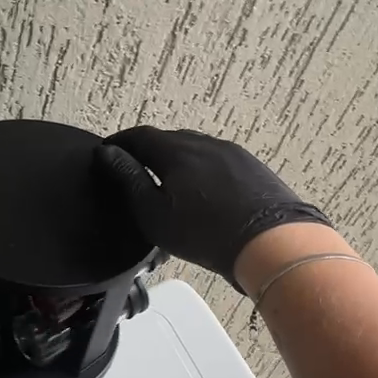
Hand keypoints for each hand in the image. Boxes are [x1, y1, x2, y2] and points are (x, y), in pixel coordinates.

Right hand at [96, 126, 331, 291]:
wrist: (270, 242)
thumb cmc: (204, 232)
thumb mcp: (153, 212)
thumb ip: (128, 179)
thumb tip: (107, 153)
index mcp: (176, 151)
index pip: (139, 136)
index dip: (119, 142)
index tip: (106, 151)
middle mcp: (204, 144)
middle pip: (168, 139)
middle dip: (147, 150)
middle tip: (132, 168)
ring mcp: (232, 153)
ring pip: (194, 149)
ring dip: (175, 159)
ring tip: (164, 180)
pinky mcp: (252, 167)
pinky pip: (215, 160)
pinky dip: (198, 168)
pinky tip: (198, 188)